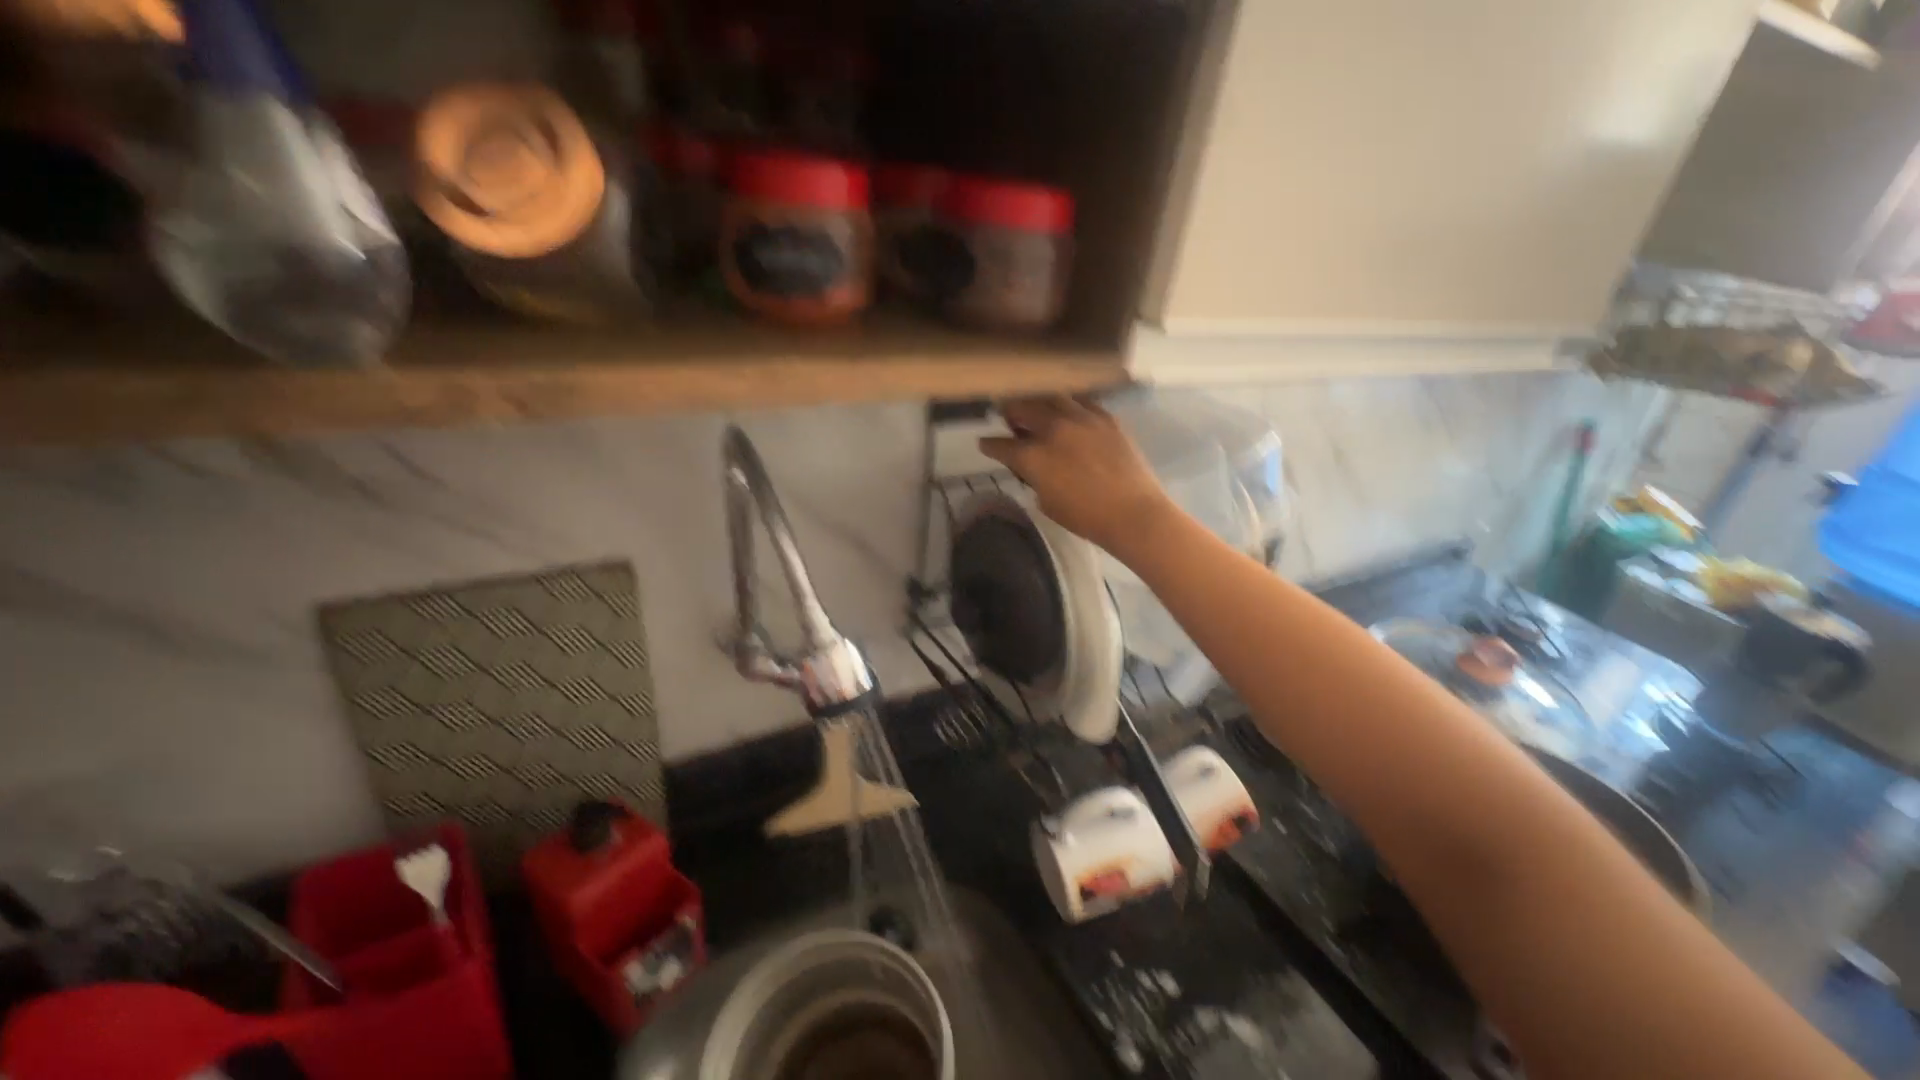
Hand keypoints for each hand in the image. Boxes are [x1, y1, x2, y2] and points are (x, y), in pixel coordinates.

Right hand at [980, 396, 1178, 558]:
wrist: (1133, 513)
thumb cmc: (1086, 518)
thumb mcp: (1047, 503)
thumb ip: (1035, 479)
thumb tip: (1034, 468)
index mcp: (1033, 456)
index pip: (1001, 445)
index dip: (990, 445)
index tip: (985, 444)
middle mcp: (1053, 429)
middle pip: (1023, 408)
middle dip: (1011, 411)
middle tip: (1008, 415)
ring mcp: (1081, 419)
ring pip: (1052, 398)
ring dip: (1040, 402)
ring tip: (1038, 407)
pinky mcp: (1106, 418)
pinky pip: (1083, 402)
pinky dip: (1070, 406)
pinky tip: (1070, 411)